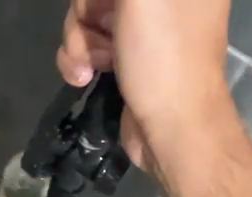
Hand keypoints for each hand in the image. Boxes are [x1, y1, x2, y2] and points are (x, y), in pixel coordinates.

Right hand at [56, 0, 234, 166]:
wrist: (173, 128)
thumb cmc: (164, 57)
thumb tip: (105, 0)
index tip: (103, 12)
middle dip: (85, 13)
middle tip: (99, 36)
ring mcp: (145, 21)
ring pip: (89, 14)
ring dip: (79, 42)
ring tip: (91, 68)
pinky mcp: (129, 52)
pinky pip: (91, 42)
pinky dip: (81, 60)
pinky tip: (85, 77)